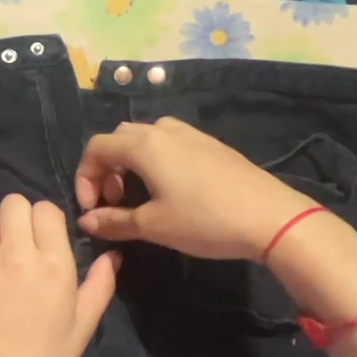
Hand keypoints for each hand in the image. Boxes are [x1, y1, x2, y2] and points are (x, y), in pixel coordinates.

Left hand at [0, 194, 118, 356]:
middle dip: (18, 217)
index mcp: (54, 265)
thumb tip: (112, 255)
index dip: (46, 220)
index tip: (44, 239)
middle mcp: (16, 255)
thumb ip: (99, 286)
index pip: (46, 209)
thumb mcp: (82, 329)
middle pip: (13, 202)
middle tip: (18, 243)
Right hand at [74, 118, 356, 318]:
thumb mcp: (153, 226)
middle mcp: (163, 130)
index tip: (91, 209)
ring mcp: (191, 135)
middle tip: (112, 202)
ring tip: (138, 195)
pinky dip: (155, 160)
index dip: (85, 177)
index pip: (96, 148)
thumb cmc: (204, 221)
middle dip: (106, 169)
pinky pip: (169, 142)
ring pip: (145, 137)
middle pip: (118, 139)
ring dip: (130, 162)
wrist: (271, 218)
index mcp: (143, 145)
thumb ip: (113, 221)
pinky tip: (169, 189)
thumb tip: (86, 222)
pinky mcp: (211, 145)